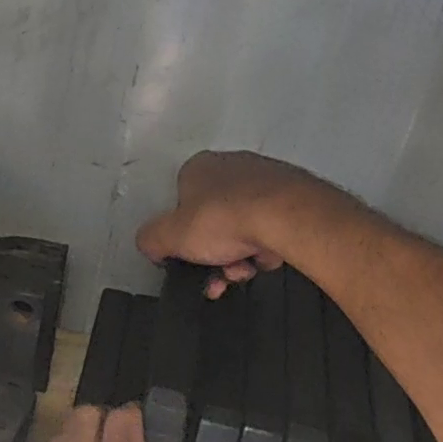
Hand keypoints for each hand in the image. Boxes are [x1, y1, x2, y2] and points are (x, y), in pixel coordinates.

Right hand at [136, 150, 353, 296]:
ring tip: (244, 270)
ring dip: (238, 257)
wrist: (286, 216)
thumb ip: (150, 240)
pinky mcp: (292, 195)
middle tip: (219, 275)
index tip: (188, 257)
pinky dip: (264, 248)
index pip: (180, 204)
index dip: (182, 236)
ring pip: (241, 229)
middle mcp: (231, 166)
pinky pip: (269, 228)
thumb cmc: (222, 220)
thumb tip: (151, 246)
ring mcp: (265, 179)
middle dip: (214, 255)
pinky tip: (266, 259)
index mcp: (198, 168)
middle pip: (213, 221)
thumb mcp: (169, 236)